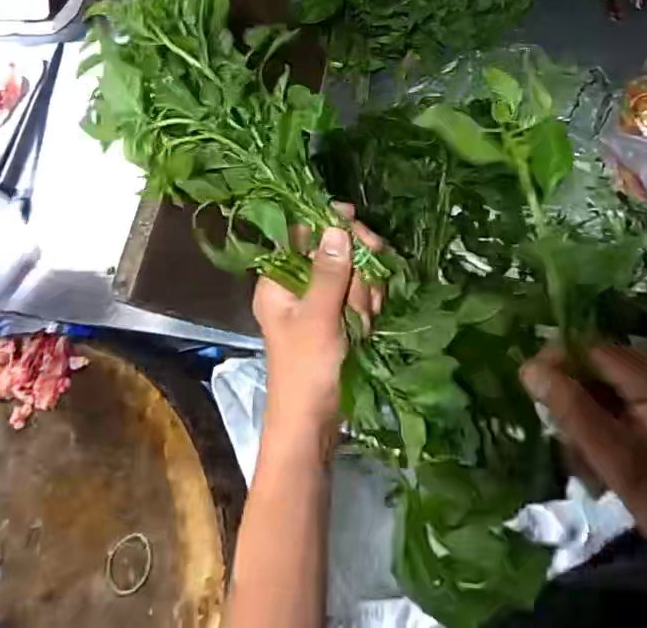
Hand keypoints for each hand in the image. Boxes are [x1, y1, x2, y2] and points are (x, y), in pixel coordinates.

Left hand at [253, 204, 383, 442]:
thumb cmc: (306, 371)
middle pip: (332, 250)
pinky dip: (366, 306)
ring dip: (363, 290)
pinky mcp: (336, 320)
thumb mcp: (318, 318)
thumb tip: (336, 227)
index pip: (300, 234)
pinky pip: (357, 296)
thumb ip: (329, 272)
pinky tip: (369, 323)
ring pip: (350, 273)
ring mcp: (318, 304)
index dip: (327, 223)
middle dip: (354, 266)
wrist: (313, 427)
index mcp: (278, 280)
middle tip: (367, 287)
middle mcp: (296, 286)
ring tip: (363, 318)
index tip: (355, 219)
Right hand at [520, 345, 646, 584]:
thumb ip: (572, 411)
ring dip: (578, 421)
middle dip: (567, 400)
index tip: (533, 397)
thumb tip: (527, 368)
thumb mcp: (618, 461)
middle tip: (564, 441)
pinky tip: (596, 465)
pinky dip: (594, 431)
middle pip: (587, 366)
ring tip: (583, 463)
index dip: (554, 365)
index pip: (585, 347)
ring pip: (592, 388)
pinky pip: (606, 405)